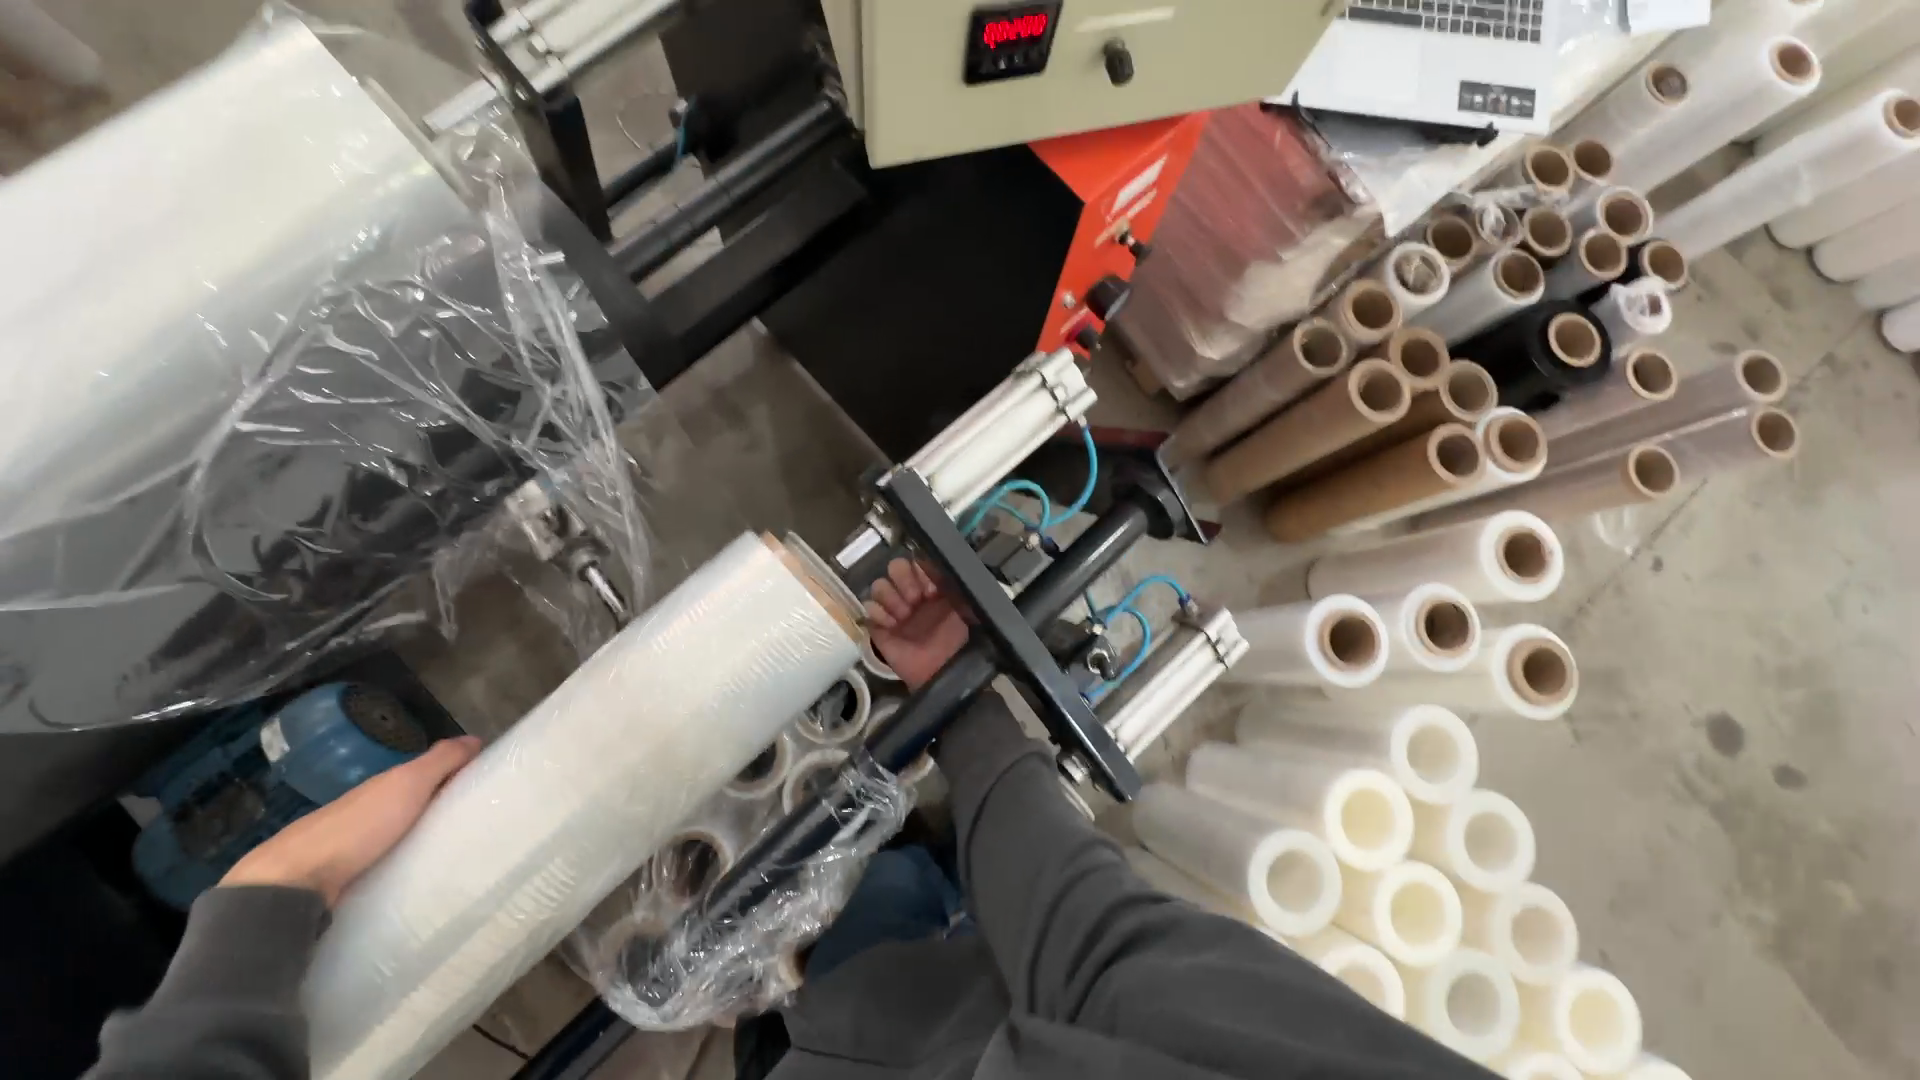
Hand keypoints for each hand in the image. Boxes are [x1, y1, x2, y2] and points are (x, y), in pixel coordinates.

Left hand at [221, 735, 481, 906]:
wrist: (292, 883)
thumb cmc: (357, 826)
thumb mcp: (406, 784)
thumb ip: (440, 761)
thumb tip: (476, 738)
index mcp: (387, 787)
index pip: (433, 774)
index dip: (461, 774)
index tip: (494, 785)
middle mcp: (374, 811)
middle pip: (420, 804)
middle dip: (449, 809)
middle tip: (488, 820)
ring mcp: (361, 846)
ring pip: (407, 835)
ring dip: (431, 838)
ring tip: (467, 851)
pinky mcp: (354, 878)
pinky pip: (394, 862)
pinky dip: (412, 862)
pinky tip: (429, 874)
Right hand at [865, 559, 968, 690]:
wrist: (942, 671)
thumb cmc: (956, 640)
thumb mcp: (964, 608)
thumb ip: (954, 586)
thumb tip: (943, 568)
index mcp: (931, 584)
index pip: (917, 562)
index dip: (921, 572)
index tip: (932, 591)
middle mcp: (910, 592)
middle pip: (895, 566)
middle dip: (904, 580)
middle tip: (916, 601)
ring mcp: (893, 608)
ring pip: (879, 584)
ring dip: (891, 597)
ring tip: (904, 617)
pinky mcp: (878, 626)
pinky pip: (867, 607)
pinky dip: (878, 613)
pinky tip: (892, 626)